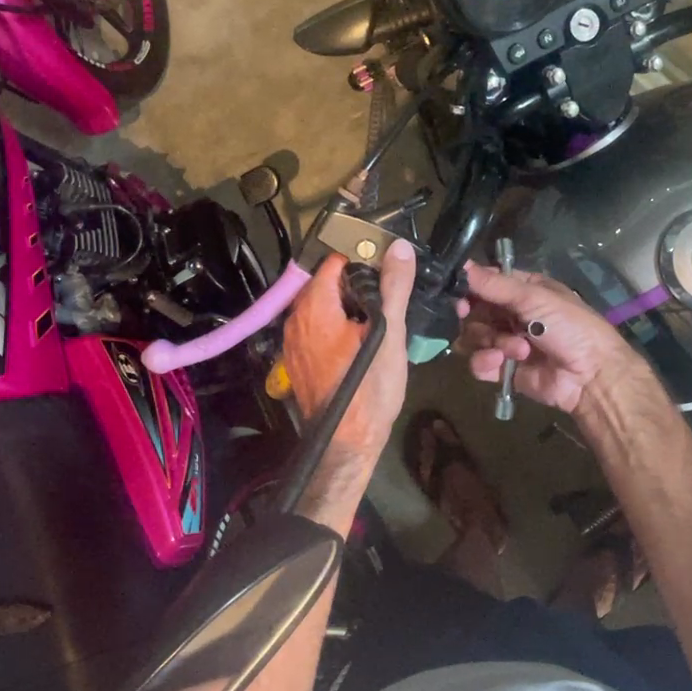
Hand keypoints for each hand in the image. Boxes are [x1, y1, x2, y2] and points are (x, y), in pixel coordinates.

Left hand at [281, 240, 416, 458]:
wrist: (348, 443)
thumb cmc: (369, 387)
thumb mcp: (389, 334)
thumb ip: (393, 287)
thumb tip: (398, 247)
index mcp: (314, 308)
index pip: (333, 262)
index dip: (360, 261)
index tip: (385, 271)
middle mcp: (295, 321)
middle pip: (325, 285)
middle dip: (354, 285)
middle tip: (386, 298)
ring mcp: (293, 344)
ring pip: (321, 309)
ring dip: (346, 308)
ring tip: (377, 320)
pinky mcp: (297, 363)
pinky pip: (316, 331)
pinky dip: (335, 328)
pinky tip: (359, 343)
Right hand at [454, 261, 650, 415]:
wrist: (591, 375)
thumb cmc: (569, 326)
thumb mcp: (534, 298)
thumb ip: (495, 285)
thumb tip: (462, 265)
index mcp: (522, 290)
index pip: (485, 284)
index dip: (469, 290)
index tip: (461, 299)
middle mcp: (512, 314)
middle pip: (473, 313)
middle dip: (478, 321)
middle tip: (488, 326)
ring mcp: (507, 342)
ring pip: (474, 338)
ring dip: (489, 342)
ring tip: (515, 350)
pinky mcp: (504, 369)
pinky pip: (479, 364)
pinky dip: (485, 363)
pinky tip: (501, 363)